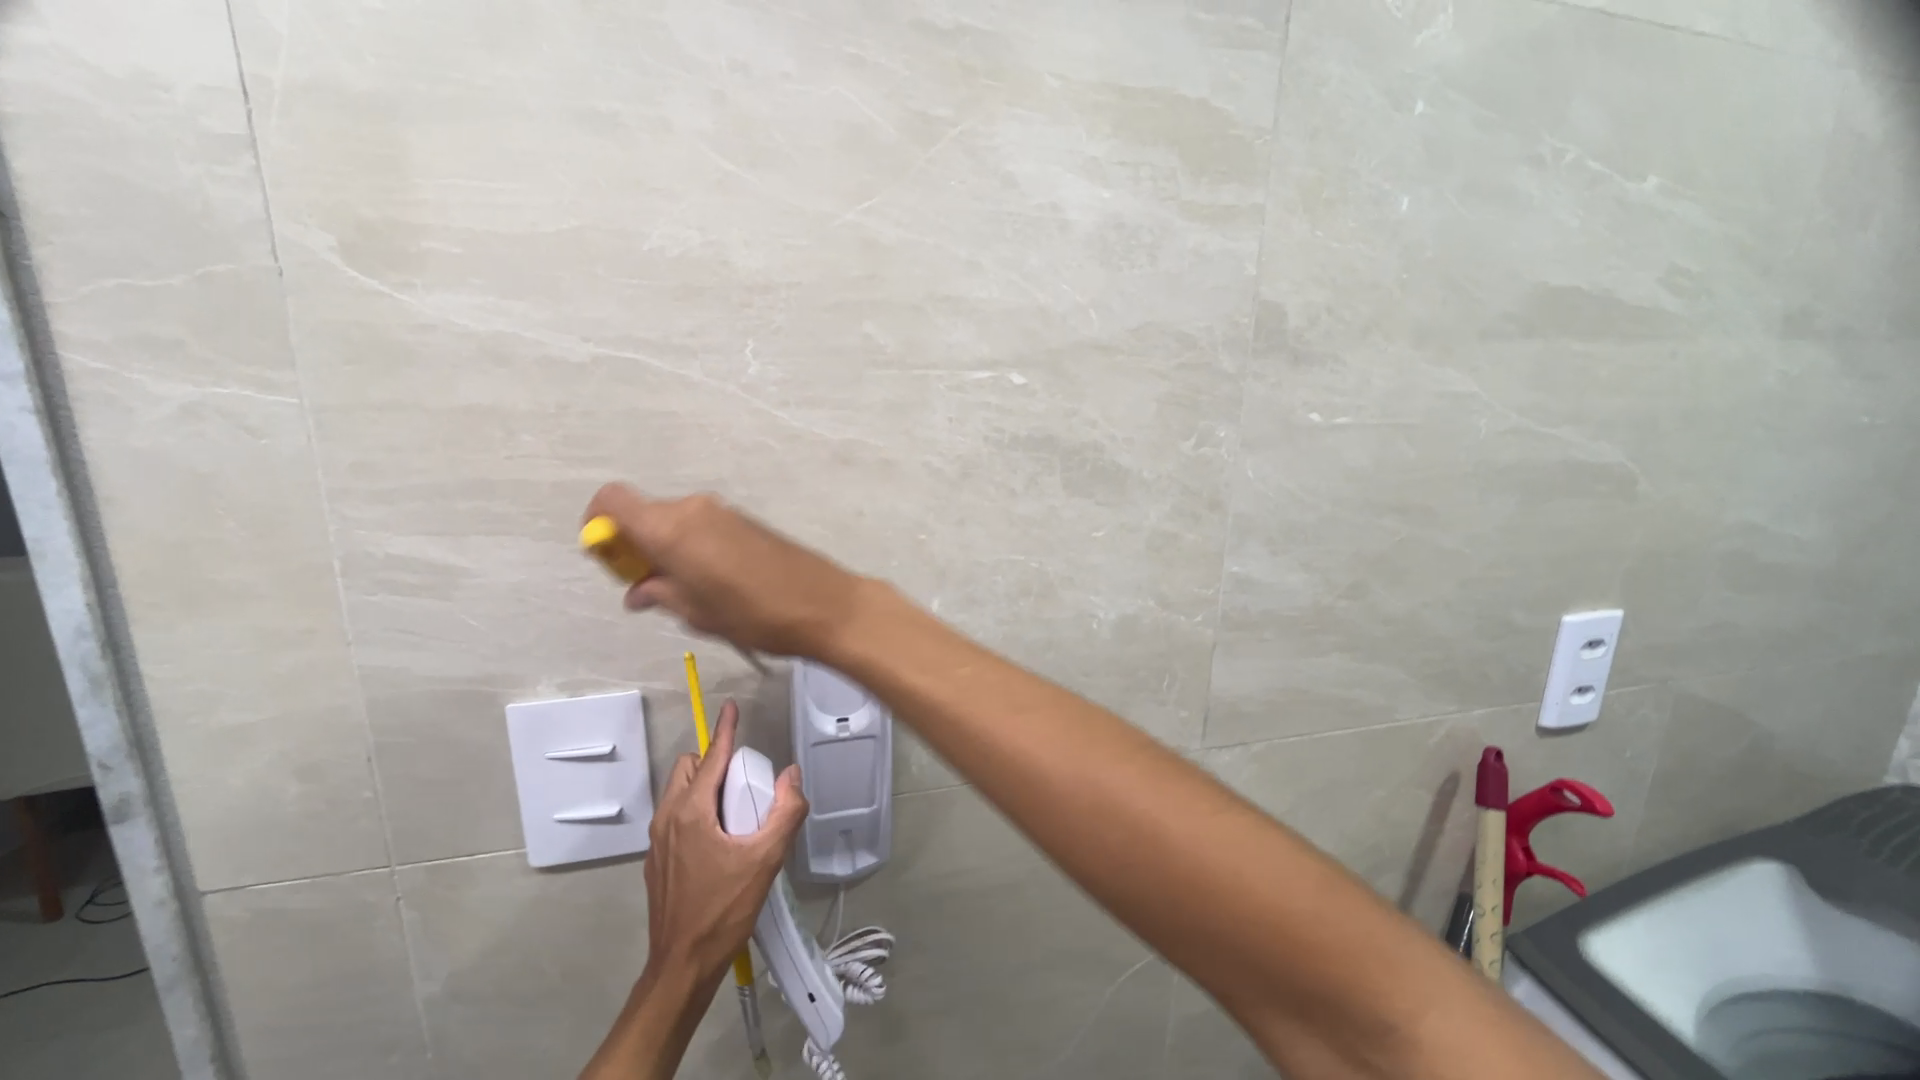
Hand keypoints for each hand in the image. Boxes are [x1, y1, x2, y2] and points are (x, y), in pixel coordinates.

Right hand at [585, 483, 866, 657]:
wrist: (825, 604)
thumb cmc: (753, 614)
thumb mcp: (697, 613)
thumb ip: (660, 594)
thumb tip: (637, 592)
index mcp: (670, 528)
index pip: (612, 499)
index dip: (598, 522)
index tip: (607, 557)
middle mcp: (692, 509)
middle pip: (644, 514)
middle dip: (635, 547)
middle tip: (648, 588)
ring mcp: (722, 512)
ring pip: (674, 522)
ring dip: (666, 550)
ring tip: (685, 593)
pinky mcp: (745, 520)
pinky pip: (701, 527)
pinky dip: (691, 547)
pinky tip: (712, 583)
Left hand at [644, 698, 808, 983]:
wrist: (682, 964)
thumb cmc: (723, 910)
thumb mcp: (765, 860)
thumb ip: (785, 812)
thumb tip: (792, 775)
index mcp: (690, 812)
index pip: (712, 757)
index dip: (725, 729)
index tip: (731, 706)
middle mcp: (667, 818)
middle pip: (689, 769)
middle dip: (715, 763)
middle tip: (745, 784)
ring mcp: (657, 841)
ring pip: (679, 793)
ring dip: (705, 788)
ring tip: (735, 814)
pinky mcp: (657, 861)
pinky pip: (676, 818)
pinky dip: (696, 812)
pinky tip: (720, 843)